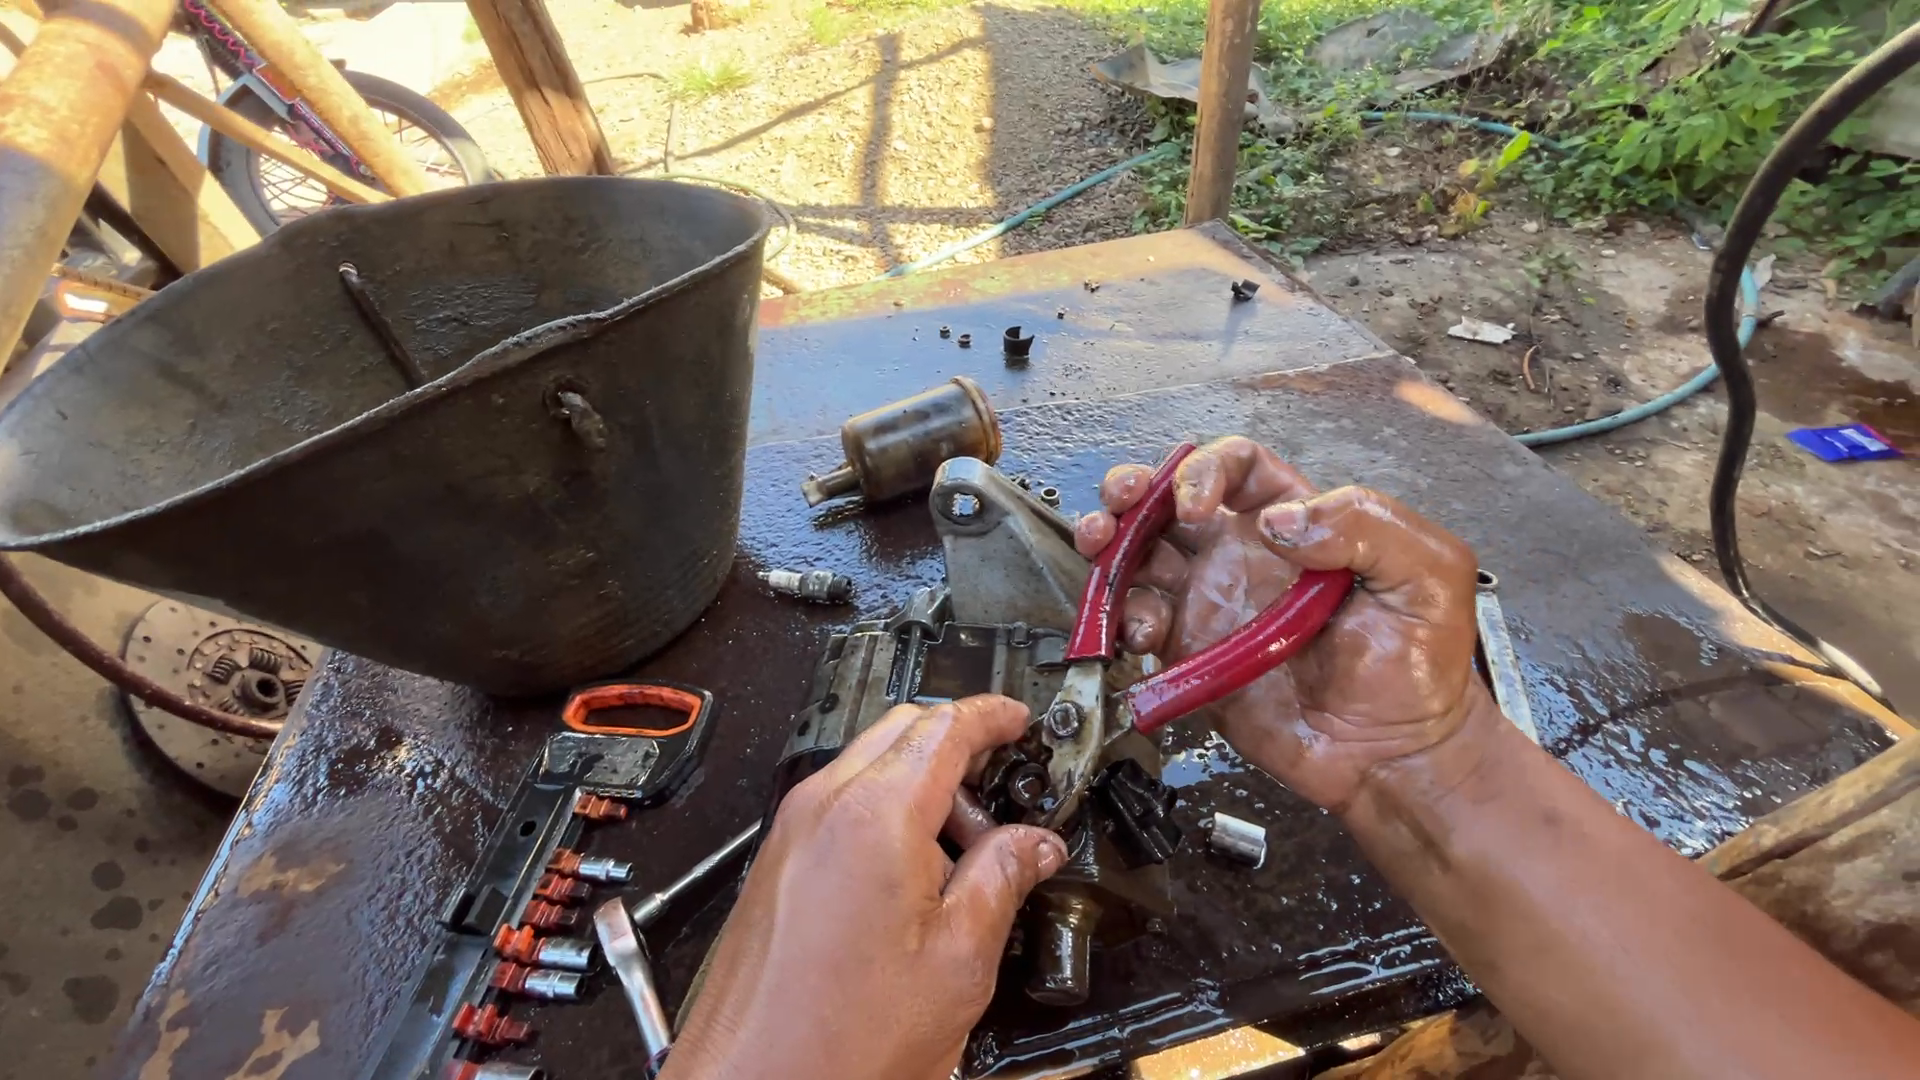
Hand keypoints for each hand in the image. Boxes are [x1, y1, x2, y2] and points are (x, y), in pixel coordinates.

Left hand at [662, 695, 1067, 1079]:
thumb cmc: (839, 1045)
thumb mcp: (956, 962)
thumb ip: (1001, 882)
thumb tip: (1033, 845)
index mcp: (876, 815)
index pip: (944, 728)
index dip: (991, 715)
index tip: (1017, 719)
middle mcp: (825, 804)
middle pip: (903, 729)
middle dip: (958, 742)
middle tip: (1001, 782)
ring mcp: (795, 827)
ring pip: (872, 761)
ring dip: (924, 780)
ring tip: (963, 852)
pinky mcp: (780, 856)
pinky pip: (843, 800)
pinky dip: (887, 807)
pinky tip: (913, 870)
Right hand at [1073, 436, 1491, 810]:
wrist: (1390, 755)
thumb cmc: (1419, 664)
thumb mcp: (1428, 574)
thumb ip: (1365, 526)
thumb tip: (1277, 522)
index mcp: (1292, 522)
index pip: (1238, 467)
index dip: (1206, 468)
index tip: (1195, 503)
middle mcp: (1238, 554)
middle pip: (1168, 502)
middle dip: (1132, 490)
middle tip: (1116, 499)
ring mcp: (1207, 603)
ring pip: (1138, 556)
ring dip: (1108, 544)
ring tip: (1098, 546)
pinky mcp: (1188, 653)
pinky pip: (1138, 623)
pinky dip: (1124, 619)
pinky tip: (1142, 633)